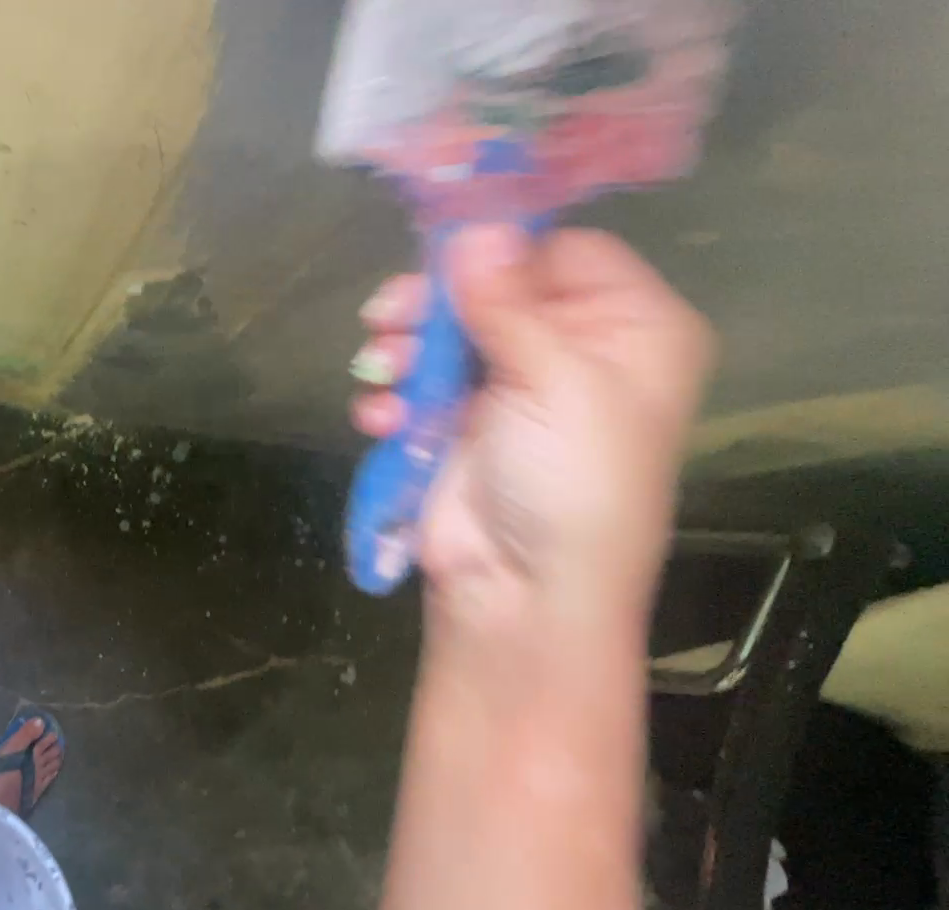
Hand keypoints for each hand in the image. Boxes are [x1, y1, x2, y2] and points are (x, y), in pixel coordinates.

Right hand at [351, 225, 713, 629]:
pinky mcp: (448, 428)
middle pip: (486, 292)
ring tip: (381, 371)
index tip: (440, 251)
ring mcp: (502, 392)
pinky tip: (380, 415)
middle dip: (431, 305)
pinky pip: (411, 388)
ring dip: (401, 351)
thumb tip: (474, 227)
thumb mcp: (555, 381)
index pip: (561, 254)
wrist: (521, 587)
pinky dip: (388, 396)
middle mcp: (566, 351)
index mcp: (625, 329)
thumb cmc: (568, 480)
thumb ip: (508, 303)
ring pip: (438, 339)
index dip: (500, 249)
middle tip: (388, 316)